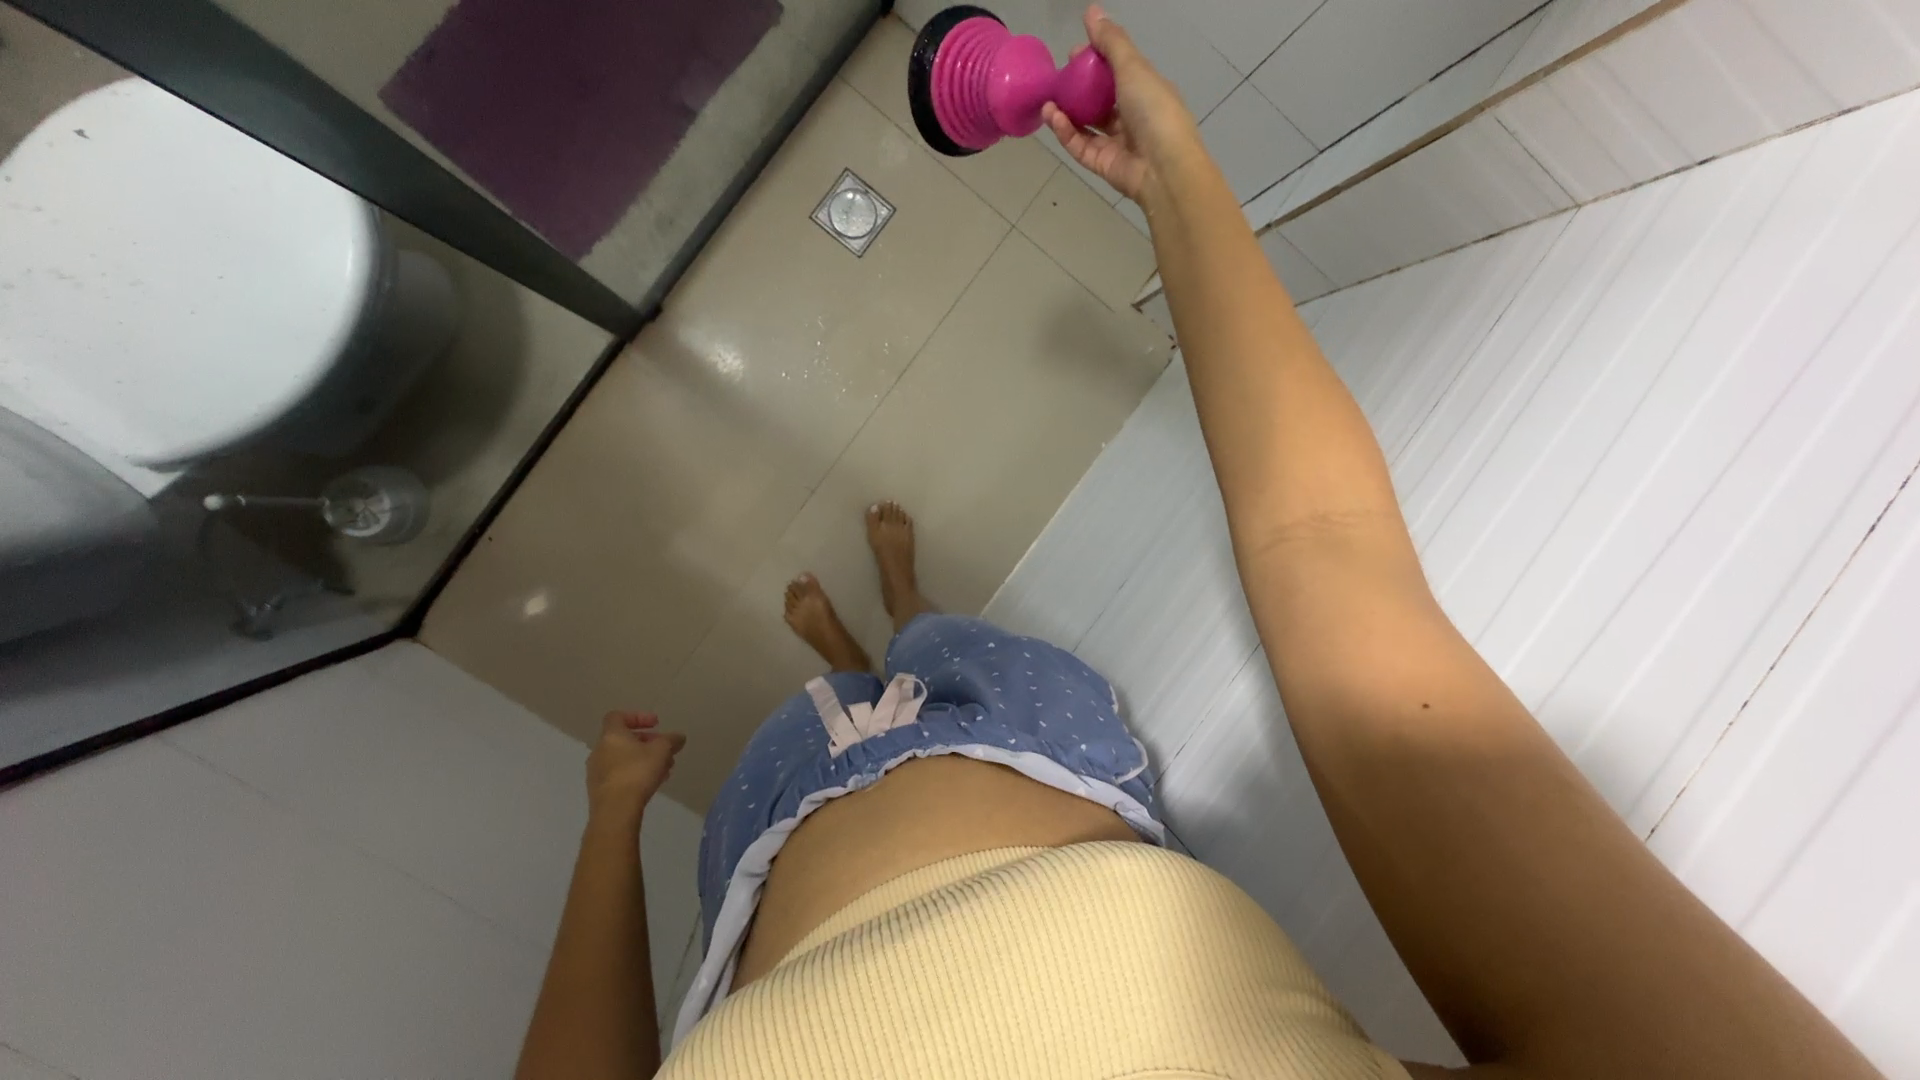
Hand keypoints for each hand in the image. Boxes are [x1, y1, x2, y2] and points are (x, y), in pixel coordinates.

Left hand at [586, 711, 684, 826]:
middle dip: (646, 742)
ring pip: (623, 758)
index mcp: (611, 735)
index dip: (638, 717)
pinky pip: (619, 774)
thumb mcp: (662, 751)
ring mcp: (597, 771)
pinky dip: (635, 773)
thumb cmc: (637, 772)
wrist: (615, 810)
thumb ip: (671, 740)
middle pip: (623, 739)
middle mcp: (599, 750)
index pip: (618, 716)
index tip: (656, 724)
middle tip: (664, 749)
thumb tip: (679, 737)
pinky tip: (651, 783)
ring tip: (663, 769)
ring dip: (643, 759)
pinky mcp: (599, 790)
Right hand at [1043, 4, 1201, 204]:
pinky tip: (1053, 117)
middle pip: (1100, 99)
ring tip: (1049, 99)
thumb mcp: (1133, 67)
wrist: (1163, 167)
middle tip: (1060, 77)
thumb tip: (1091, 9)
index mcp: (1146, 90)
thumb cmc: (1154, 110)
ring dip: (1067, 111)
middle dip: (1079, 87)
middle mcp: (1132, 116)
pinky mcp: (1103, 164)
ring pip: (1087, 124)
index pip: (1118, 71)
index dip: (1097, 60)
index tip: (1076, 53)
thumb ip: (1110, 41)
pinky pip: (1080, 145)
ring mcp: (1117, 142)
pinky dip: (1066, 132)